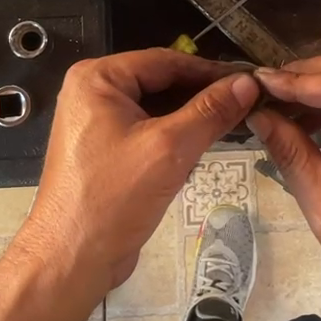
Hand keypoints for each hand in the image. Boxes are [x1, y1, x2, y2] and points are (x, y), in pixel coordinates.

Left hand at [14, 50, 258, 298]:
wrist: (71, 259)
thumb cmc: (113, 197)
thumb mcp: (169, 148)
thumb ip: (210, 112)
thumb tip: (247, 83)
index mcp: (97, 78)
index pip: (165, 61)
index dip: (209, 70)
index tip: (248, 81)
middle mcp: (93, 93)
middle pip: (160, 83)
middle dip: (202, 95)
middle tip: (247, 104)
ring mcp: (97, 123)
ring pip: (157, 109)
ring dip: (191, 117)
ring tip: (234, 124)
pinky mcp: (105, 152)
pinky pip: (147, 131)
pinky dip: (175, 137)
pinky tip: (204, 146)